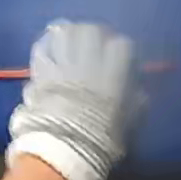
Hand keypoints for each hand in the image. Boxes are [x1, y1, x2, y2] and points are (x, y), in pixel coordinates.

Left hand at [6, 21, 139, 179]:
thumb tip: (139, 89)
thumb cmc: (98, 141)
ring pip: (65, 32)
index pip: (121, 46)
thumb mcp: (127, 123)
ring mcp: (61, 64)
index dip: (122, 47)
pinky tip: (51, 45)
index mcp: (112, 77)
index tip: (121, 53)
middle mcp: (87, 64)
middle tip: (96, 40)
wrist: (61, 149)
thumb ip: (135, 101)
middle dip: (96, 32)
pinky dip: (47, 42)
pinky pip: (43, 46)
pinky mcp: (41, 69)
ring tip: (72, 38)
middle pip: (91, 31)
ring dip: (70, 32)